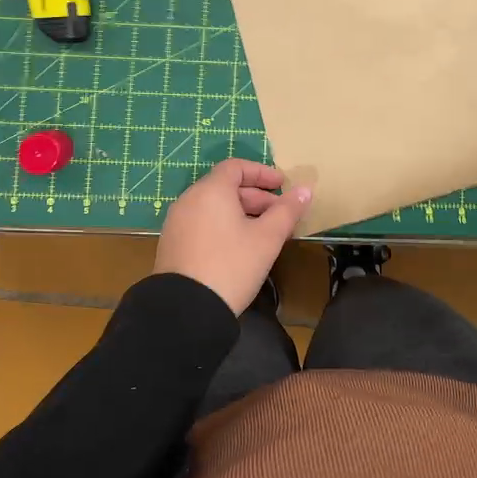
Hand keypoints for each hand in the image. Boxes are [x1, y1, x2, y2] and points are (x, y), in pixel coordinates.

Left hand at [153, 159, 310, 314]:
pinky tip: (240, 248)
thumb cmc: (231, 265)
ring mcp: (177, 223)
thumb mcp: (267, 238)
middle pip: (226, 187)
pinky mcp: (172, 244)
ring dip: (241, 213)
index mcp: (211, 191)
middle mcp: (189, 200)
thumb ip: (287, 211)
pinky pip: (203, 223)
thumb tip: (304, 190)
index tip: (282, 186)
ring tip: (264, 233)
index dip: (262, 173)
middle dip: (256, 197)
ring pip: (214, 207)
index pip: (237, 167)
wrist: (186, 310)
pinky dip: (223, 226)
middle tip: (280, 214)